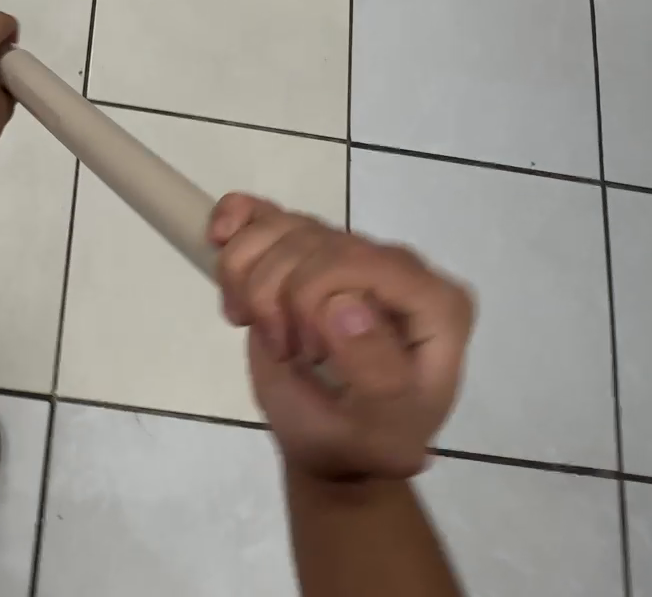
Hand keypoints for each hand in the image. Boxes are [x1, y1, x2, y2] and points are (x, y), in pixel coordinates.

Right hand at [208, 193, 473, 481]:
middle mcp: (394, 263)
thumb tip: (346, 306)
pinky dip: (231, 223)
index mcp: (433, 301)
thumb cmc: (362, 438)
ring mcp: (344, 249)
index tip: (303, 350)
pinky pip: (257, 208)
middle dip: (271, 296)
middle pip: (307, 240)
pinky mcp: (301, 247)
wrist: (333, 442)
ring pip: (274, 226)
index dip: (309, 295)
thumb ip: (377, 371)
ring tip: (256, 322)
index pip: (356, 258)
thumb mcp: (382, 428)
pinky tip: (219, 245)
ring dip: (244, 277)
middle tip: (281, 348)